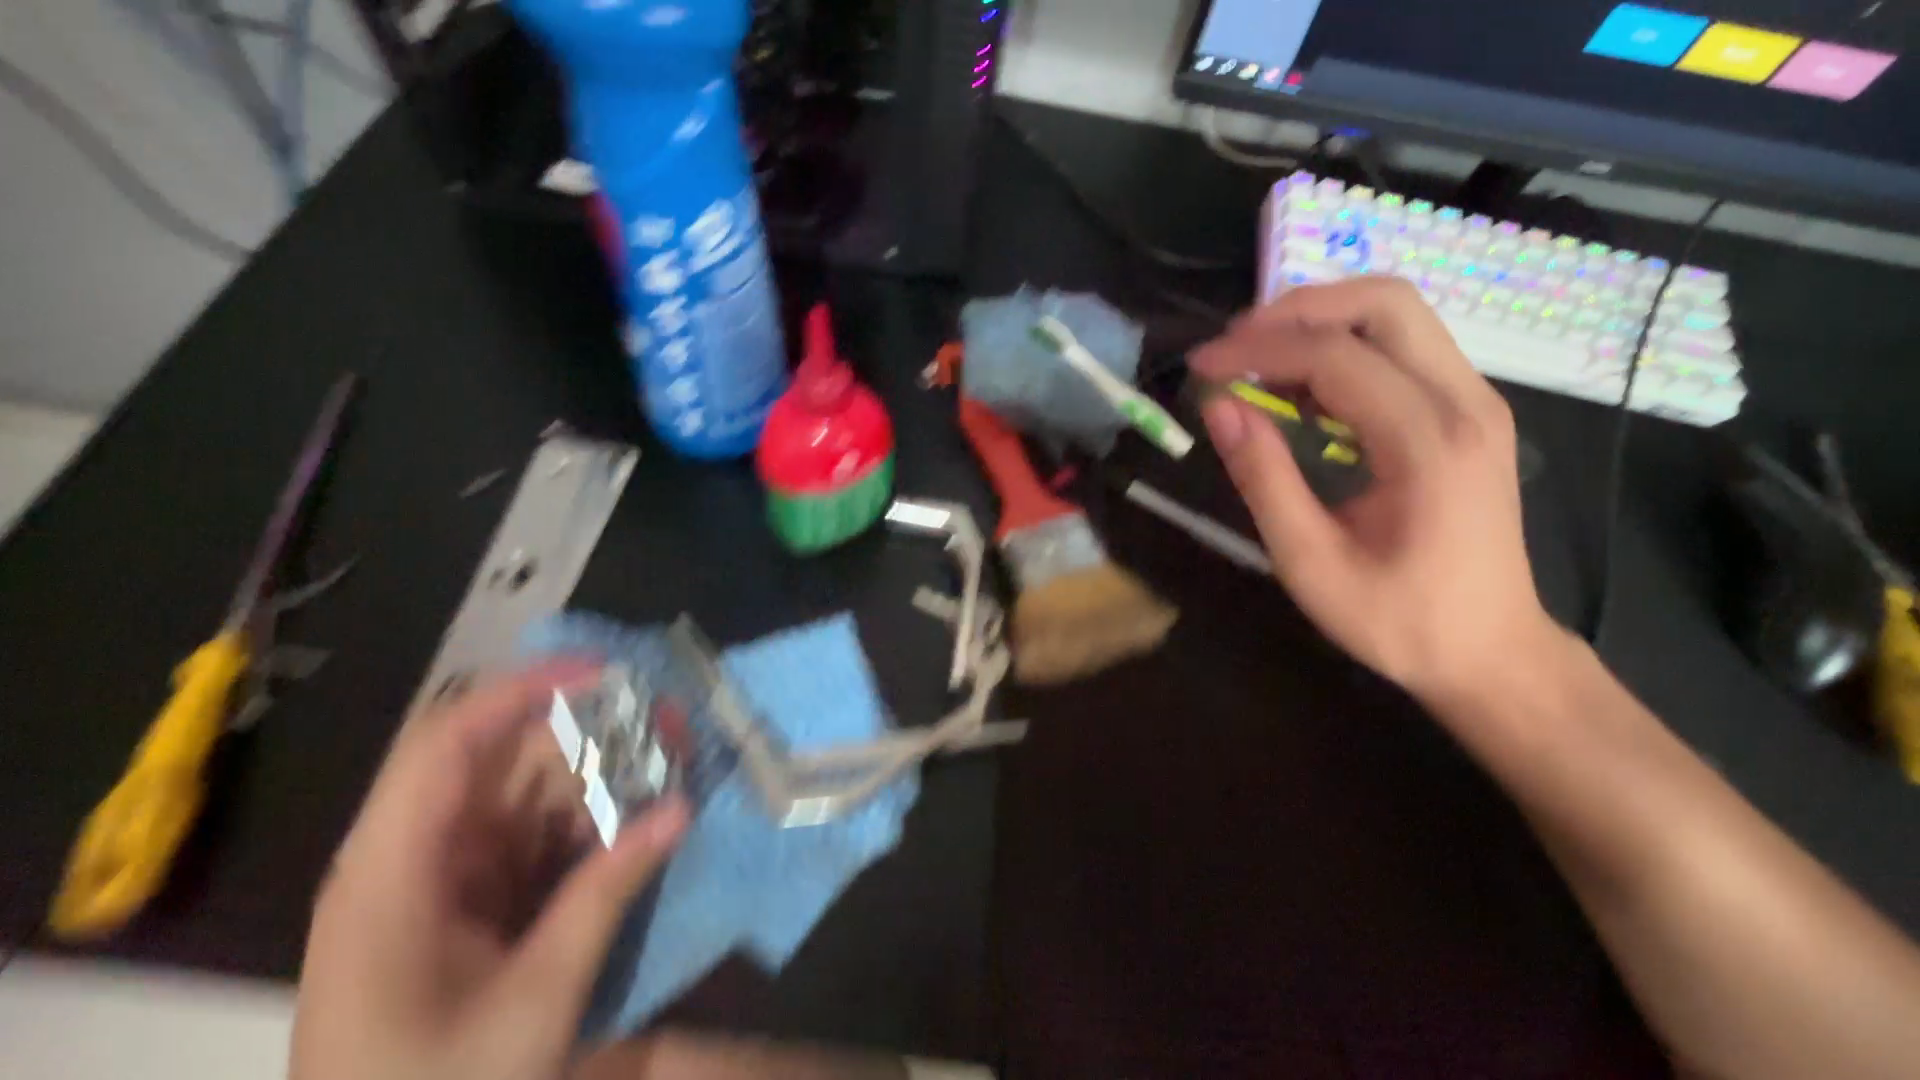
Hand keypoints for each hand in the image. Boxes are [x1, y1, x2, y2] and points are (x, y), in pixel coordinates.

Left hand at [291, 660, 689, 1079]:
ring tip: (672, 765)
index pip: (449, 743)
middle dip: (587, 737)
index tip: (605, 672)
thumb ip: (606, 896)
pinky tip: (640, 823)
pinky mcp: (467, 910)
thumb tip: (680, 808)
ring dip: (596, 781)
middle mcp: (411, 858)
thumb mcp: (535, 1001)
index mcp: (393, 871)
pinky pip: (531, 845)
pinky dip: (586, 830)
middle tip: (670, 724)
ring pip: (522, 801)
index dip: (523, 691)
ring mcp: (441, 884)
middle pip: (499, 765)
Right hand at [1191, 278, 1562, 704]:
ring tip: (1259, 360)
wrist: (1492, 652)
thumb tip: (1218, 407)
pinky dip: (1346, 347)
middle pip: (1384, 302)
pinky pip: (1406, 347)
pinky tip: (1303, 388)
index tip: (1200, 367)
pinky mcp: (1469, 411)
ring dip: (1322, 321)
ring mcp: (1475, 401)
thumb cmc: (1400, 621)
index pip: (1335, 356)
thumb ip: (1265, 479)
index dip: (1257, 350)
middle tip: (1235, 344)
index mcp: (1429, 442)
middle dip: (1297, 309)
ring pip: (1398, 315)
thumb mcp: (1312, 564)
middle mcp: (1464, 402)